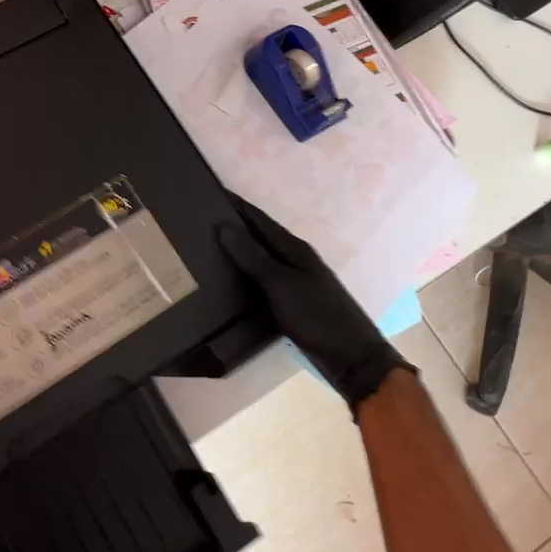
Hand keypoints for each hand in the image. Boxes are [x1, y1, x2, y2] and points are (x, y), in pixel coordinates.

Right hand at [217, 192, 412, 415]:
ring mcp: (296, 280)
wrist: (352, 359)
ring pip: (260, 257)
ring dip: (238, 250)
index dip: (235, 205)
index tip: (207, 192)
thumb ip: (253, 255)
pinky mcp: (293, 300)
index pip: (258, 218)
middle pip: (259, 235)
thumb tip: (223, 225)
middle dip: (232, 225)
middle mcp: (295, 258)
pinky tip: (229, 279)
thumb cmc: (317, 317)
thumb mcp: (281, 284)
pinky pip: (262, 278)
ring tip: (206, 247)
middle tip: (198, 220)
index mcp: (294, 248)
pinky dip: (245, 272)